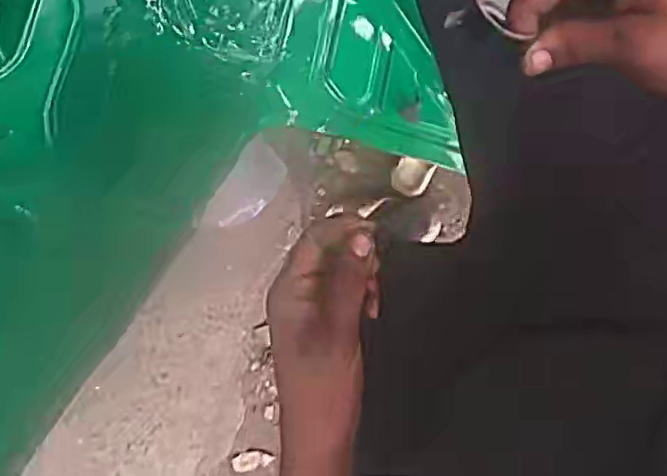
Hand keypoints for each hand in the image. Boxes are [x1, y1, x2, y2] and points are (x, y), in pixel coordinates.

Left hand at [267, 217, 378, 471]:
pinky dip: (359, 287)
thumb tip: (363, 236)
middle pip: (325, 248)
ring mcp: (306, 304)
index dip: (343, 227)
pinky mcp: (320, 317)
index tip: (375, 230)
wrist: (321, 439)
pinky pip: (340, 285)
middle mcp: (293, 290)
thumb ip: (350, 280)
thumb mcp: (340, 329)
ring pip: (336, 265)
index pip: (314, 238)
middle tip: (378, 264)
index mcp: (288, 288)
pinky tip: (371, 303)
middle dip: (354, 250)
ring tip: (375, 288)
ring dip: (359, 269)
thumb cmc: (323, 387)